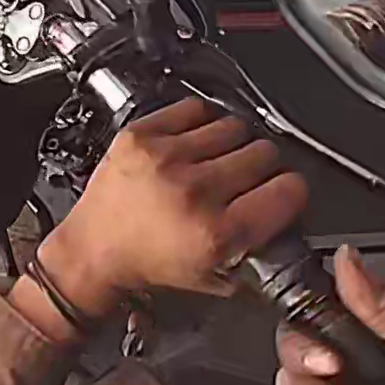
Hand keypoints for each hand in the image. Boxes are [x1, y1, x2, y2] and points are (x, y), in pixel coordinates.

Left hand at [20, 98, 307, 336]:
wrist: (93, 250)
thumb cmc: (147, 263)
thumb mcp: (213, 276)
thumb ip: (258, 247)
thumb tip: (287, 209)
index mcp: (216, 234)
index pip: (289, 190)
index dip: (290, 191)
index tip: (282, 192)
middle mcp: (193, 192)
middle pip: (265, 153)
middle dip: (262, 168)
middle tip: (243, 180)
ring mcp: (165, 158)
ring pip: (234, 127)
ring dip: (232, 144)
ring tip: (215, 162)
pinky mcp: (142, 135)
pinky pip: (195, 109)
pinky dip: (199, 123)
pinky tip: (192, 143)